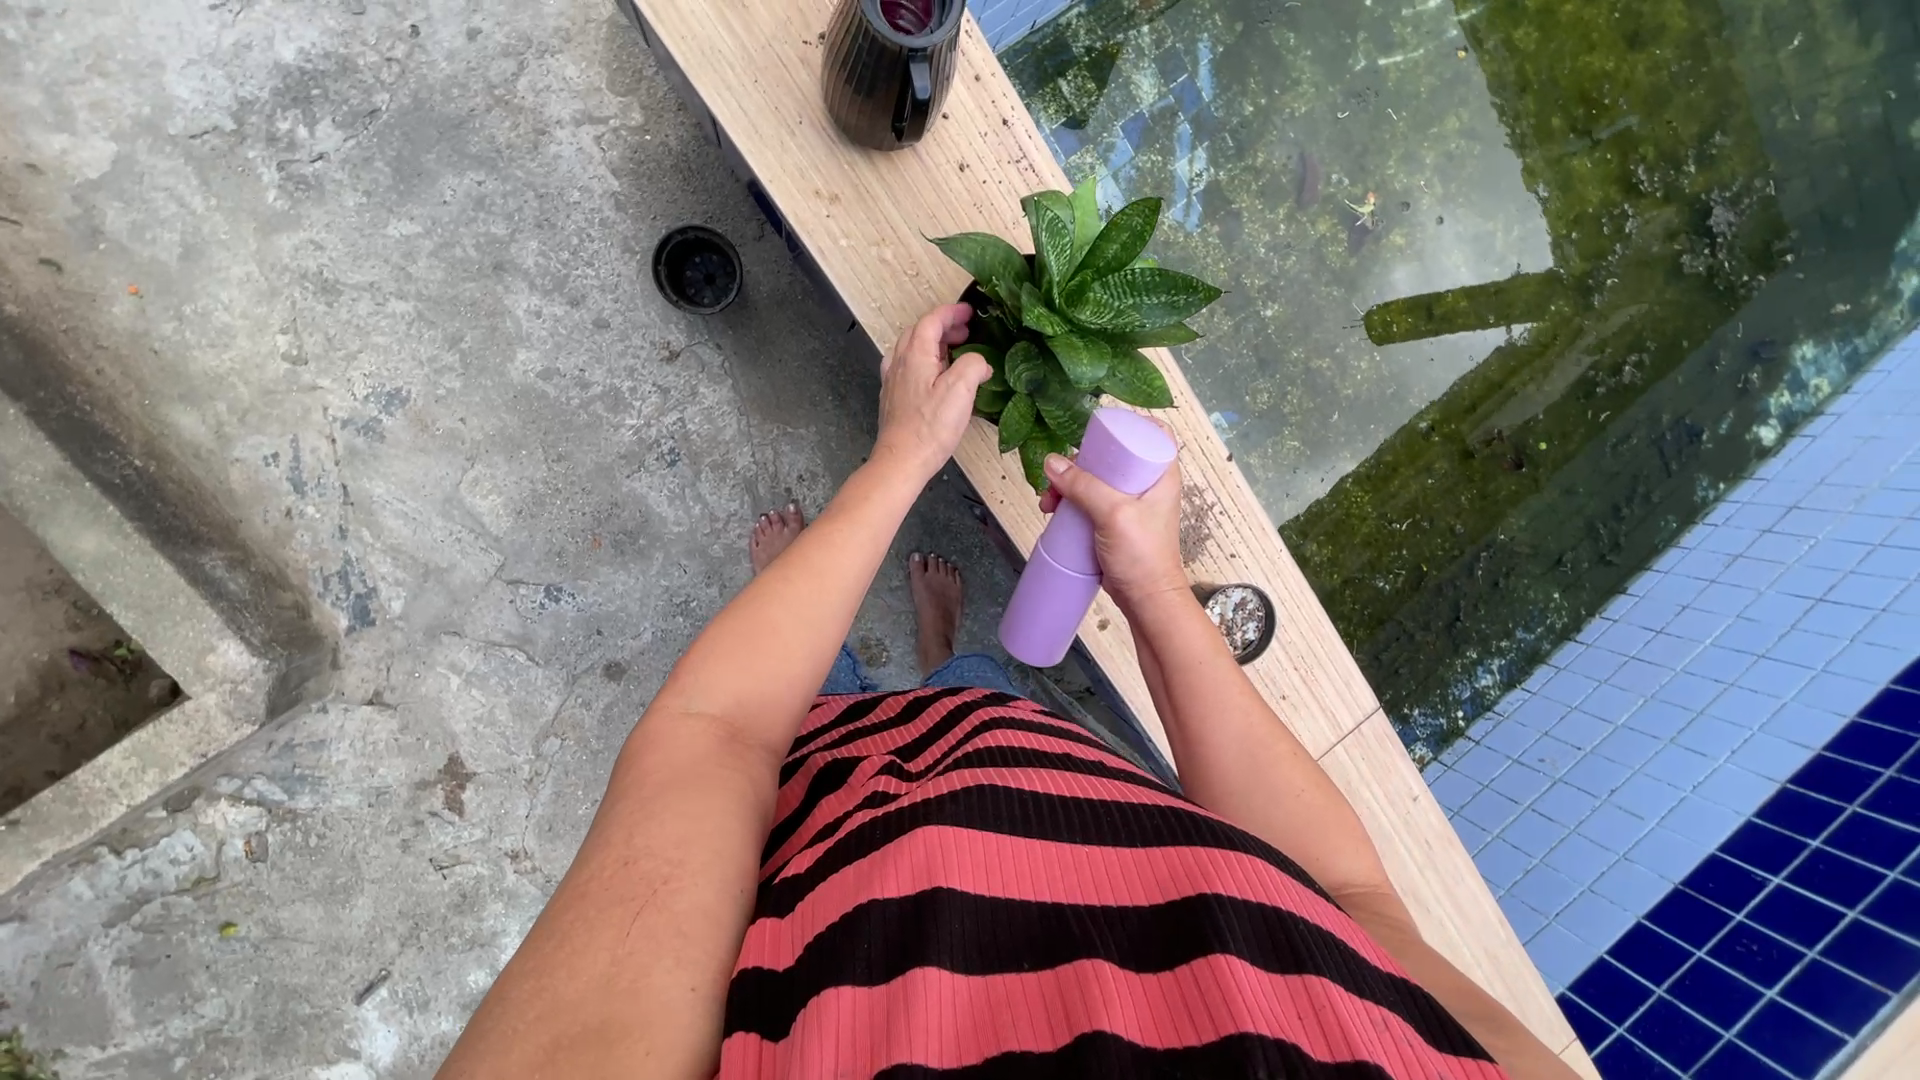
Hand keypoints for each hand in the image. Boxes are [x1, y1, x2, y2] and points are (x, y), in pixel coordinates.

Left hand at [873, 304, 992, 480]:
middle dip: (944, 327)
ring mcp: (893, 381)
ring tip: (954, 353)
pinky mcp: (893, 398)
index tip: (969, 312)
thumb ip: (973, 365)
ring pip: (912, 349)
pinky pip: (908, 368)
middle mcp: (899, 362)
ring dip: (933, 344)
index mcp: (915, 354)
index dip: (951, 312)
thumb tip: (978, 361)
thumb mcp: (960, 390)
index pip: (932, 320)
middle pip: (919, 332)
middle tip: (966, 332)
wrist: (902, 460)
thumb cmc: (930, 428)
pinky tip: (935, 377)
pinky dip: (925, 362)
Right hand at [1038, 446, 1187, 609]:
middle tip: (1059, 476)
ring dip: (1069, 485)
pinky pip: (1088, 502)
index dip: (1126, 426)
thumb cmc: (1143, 556)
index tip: (1097, 432)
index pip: (1151, 433)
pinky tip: (1054, 511)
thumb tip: (1051, 463)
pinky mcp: (1113, 522)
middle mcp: (1147, 485)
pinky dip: (1070, 503)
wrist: (1145, 599)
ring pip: (1095, 480)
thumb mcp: (1113, 514)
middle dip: (1081, 462)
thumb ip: (1083, 487)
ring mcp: (1129, 505)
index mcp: (1160, 474)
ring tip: (1050, 501)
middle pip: (1111, 457)